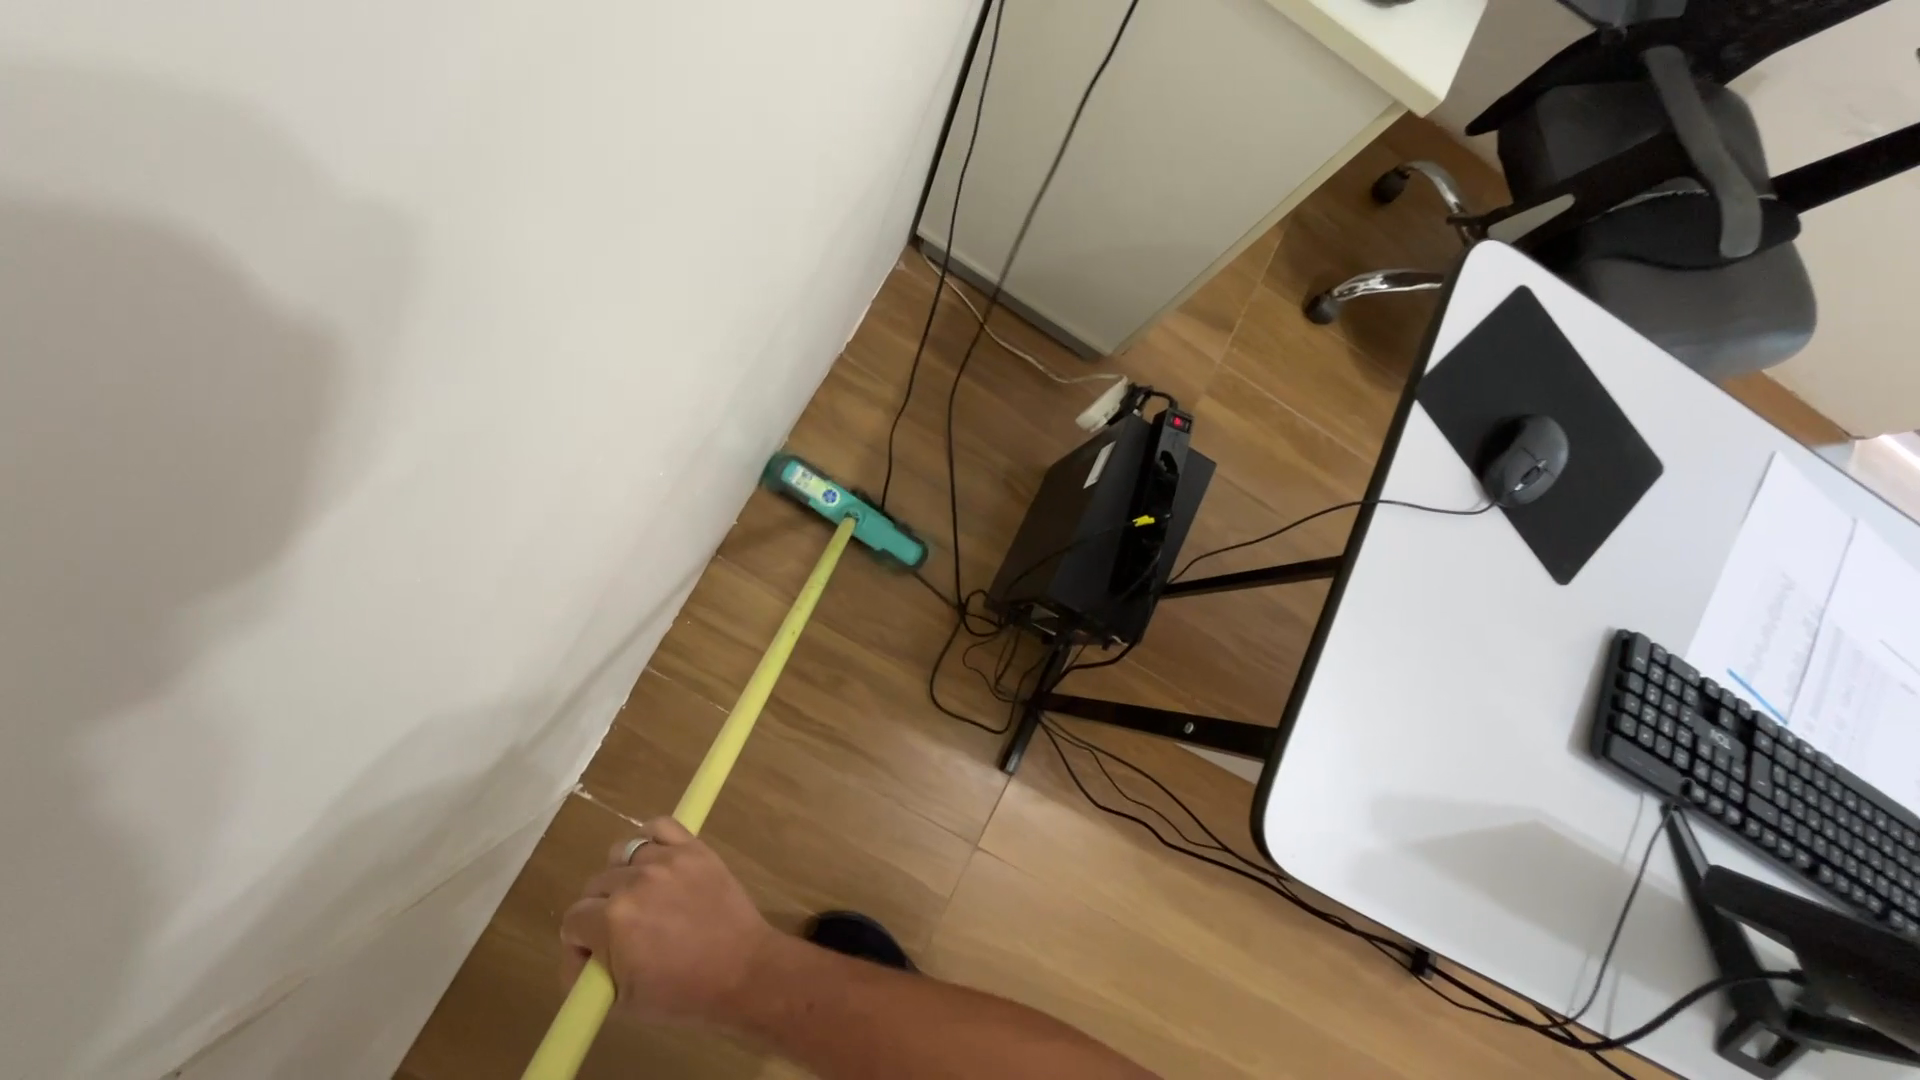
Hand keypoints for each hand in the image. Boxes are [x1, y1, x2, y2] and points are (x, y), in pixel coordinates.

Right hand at [560, 817, 777, 1027]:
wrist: (742, 969)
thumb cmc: (682, 992)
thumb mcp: (621, 999)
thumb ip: (587, 974)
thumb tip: (579, 954)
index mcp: (611, 920)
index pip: (573, 919)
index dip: (580, 942)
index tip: (598, 955)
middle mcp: (635, 881)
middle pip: (596, 885)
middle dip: (600, 910)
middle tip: (624, 931)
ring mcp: (667, 860)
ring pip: (623, 854)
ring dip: (624, 876)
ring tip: (642, 897)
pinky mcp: (694, 848)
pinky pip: (659, 826)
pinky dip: (651, 838)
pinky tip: (655, 861)